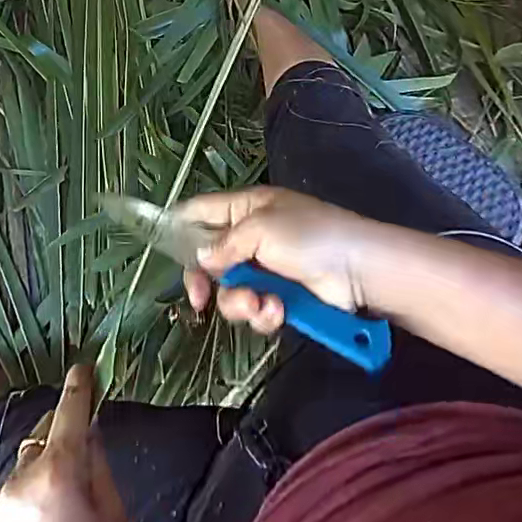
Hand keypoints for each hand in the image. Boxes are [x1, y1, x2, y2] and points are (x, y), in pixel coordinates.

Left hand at [0, 365, 126, 521]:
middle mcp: (20, 480)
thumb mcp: (112, 514)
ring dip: (41, 475)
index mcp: (59, 470)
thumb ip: (98, 464)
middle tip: (81, 466)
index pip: (70, 410)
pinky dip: (25, 502)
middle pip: (43, 436)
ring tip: (60, 516)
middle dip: (61, 439)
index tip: (84, 369)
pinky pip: (9, 499)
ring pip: (25, 469)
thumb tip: (88, 434)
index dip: (80, 385)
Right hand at [178, 187, 389, 334]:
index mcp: (246, 207)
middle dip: (206, 280)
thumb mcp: (261, 228)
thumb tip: (201, 258)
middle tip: (200, 299)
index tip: (162, 250)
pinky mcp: (281, 297)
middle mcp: (251, 236)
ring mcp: (267, 268)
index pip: (202, 210)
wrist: (359, 270)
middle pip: (210, 259)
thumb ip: (225, 243)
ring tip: (262, 304)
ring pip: (231, 290)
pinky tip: (279, 312)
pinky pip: (256, 309)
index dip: (180, 226)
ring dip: (241, 302)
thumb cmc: (310, 236)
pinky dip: (263, 314)